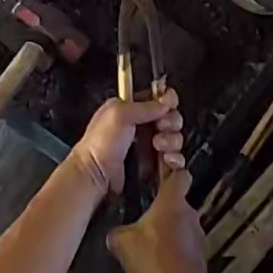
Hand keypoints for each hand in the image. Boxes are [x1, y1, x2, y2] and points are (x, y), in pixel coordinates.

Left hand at [69, 89, 184, 194]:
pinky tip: (167, 159)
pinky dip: (175, 158)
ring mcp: (148, 145)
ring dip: (172, 141)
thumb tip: (167, 100)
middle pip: (170, 118)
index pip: (157, 99)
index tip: (169, 105)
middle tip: (162, 127)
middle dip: (171, 122)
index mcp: (130, 107)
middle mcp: (141, 125)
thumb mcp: (120, 114)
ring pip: (174, 138)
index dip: (167, 101)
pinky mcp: (153, 164)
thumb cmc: (102, 142)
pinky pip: (174, 159)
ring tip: (159, 146)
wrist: (96, 174)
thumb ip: (145, 105)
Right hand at [108, 169, 213, 272]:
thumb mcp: (122, 242)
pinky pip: (184, 242)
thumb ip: (117, 230)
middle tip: (143, 213)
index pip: (180, 174)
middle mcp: (189, 213)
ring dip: (168, 228)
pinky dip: (173, 247)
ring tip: (148, 240)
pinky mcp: (200, 255)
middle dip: (163, 205)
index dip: (171, 170)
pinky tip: (158, 259)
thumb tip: (114, 231)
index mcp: (172, 201)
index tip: (159, 173)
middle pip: (178, 200)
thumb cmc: (153, 259)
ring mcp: (197, 235)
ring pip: (181, 222)